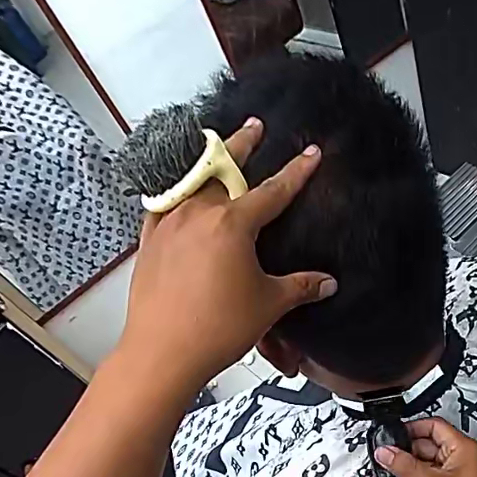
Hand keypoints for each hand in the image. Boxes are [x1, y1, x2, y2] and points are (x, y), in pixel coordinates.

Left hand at [116, 118, 332, 397]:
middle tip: (255, 126)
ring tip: (214, 147)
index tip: (312, 153)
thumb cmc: (219, 327)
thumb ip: (301, 287)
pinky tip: (177, 191)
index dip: (297, 171)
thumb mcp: (269, 304)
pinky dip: (173, 189)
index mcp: (233, 226)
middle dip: (242, 145)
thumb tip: (328, 283)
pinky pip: (162, 202)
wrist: (165, 350)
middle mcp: (198, 214)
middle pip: (224, 168)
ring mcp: (169, 223)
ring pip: (190, 179)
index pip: (273, 191)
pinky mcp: (149, 239)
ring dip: (207, 161)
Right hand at [374, 419, 476, 476]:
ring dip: (410, 467)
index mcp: (463, 447)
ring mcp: (459, 472)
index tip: (392, 437)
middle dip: (406, 451)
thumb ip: (406, 467)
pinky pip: (432, 476)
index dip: (411, 428)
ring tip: (393, 474)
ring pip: (428, 461)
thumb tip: (386, 452)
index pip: (433, 425)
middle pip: (427, 443)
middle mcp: (463, 456)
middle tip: (387, 459)